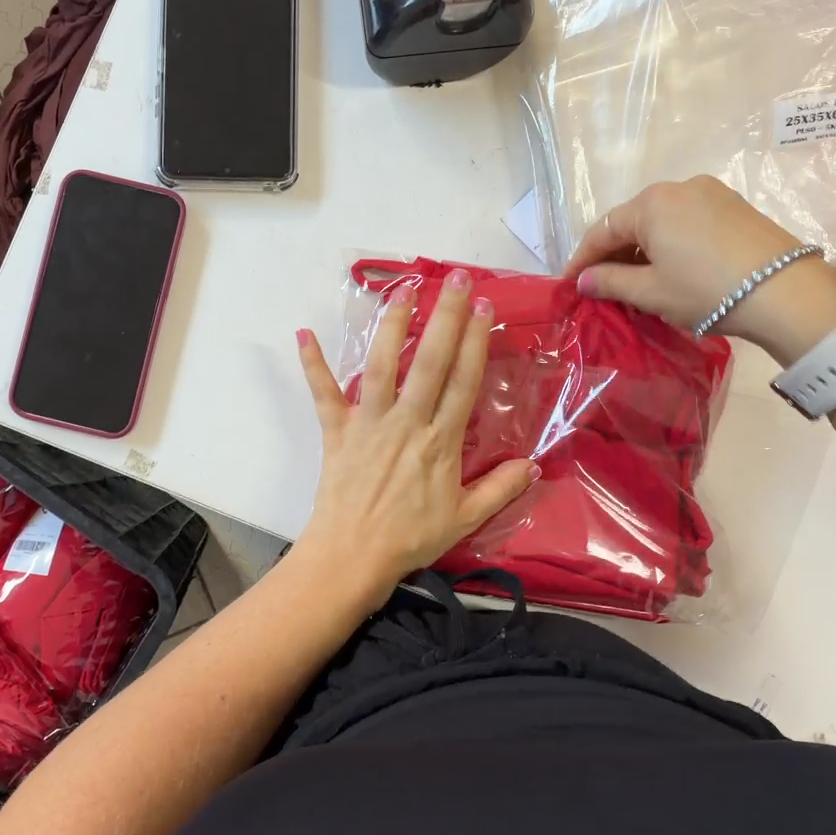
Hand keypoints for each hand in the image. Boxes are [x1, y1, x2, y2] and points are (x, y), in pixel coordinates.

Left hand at [291, 270, 538, 598]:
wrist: (353, 555)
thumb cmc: (410, 538)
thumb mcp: (465, 519)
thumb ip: (499, 489)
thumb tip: (532, 464)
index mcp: (441, 441)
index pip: (463, 381)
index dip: (474, 342)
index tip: (483, 307)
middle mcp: (406, 422)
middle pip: (429, 361)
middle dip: (443, 317)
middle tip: (453, 278)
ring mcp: (368, 423)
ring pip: (382, 366)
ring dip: (392, 326)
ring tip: (402, 290)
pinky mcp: (336, 430)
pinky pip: (323, 393)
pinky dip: (313, 364)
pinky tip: (303, 333)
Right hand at [561, 176, 835, 364]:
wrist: (785, 292)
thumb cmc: (705, 290)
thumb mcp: (649, 291)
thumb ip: (609, 282)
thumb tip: (584, 280)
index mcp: (651, 203)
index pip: (601, 231)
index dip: (581, 260)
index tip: (569, 284)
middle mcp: (679, 187)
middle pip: (632, 221)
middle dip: (613, 253)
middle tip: (600, 284)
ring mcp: (711, 193)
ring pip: (660, 221)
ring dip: (642, 248)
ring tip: (634, 280)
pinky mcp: (735, 207)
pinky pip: (686, 221)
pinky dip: (669, 243)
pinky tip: (669, 267)